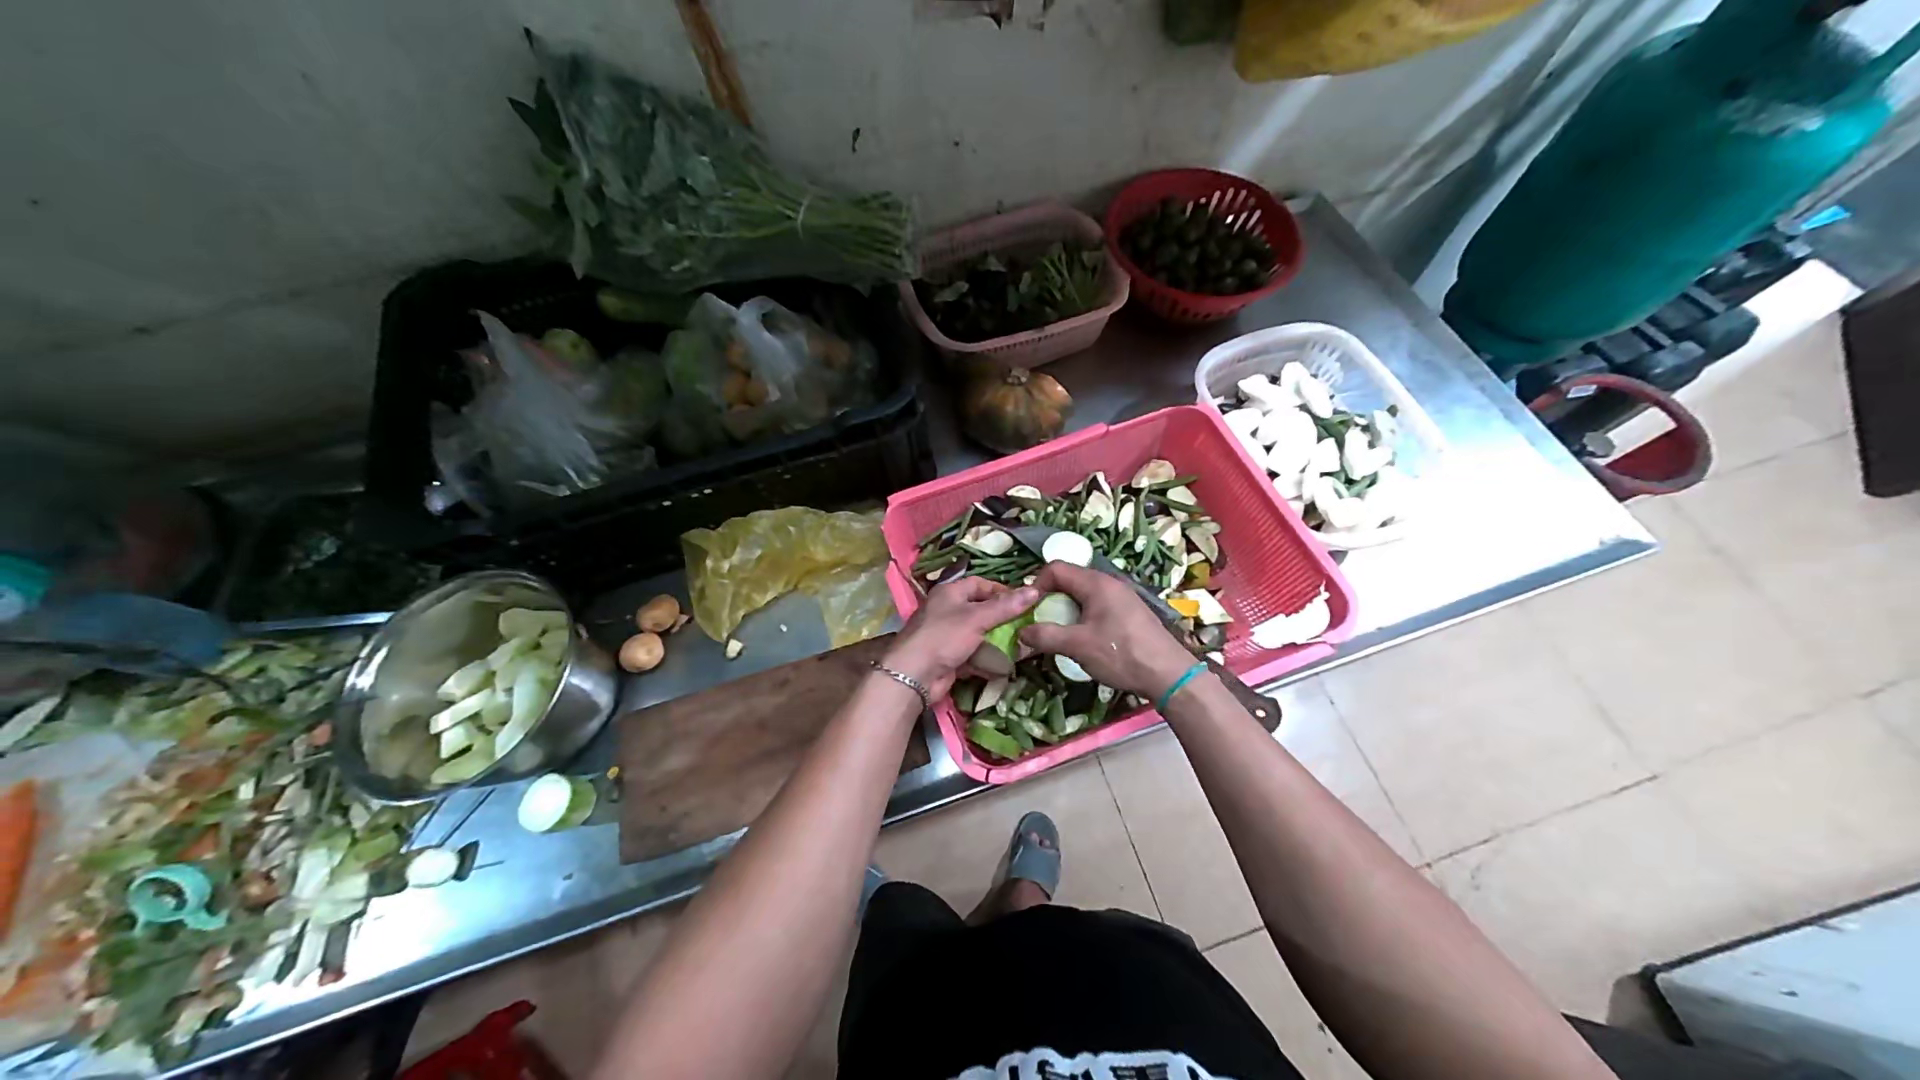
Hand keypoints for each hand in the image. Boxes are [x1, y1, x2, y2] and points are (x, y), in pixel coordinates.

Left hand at [883, 577, 1039, 700]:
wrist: (914, 675)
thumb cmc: (944, 636)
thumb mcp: (978, 618)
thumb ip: (1006, 606)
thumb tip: (1035, 590)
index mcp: (949, 592)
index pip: (979, 584)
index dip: (1001, 590)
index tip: (1023, 600)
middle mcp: (947, 610)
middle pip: (980, 610)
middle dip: (1001, 618)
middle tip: (1025, 624)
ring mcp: (947, 635)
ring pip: (978, 634)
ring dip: (996, 640)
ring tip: (1021, 645)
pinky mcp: (948, 657)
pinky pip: (972, 654)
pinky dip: (987, 658)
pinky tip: (1004, 664)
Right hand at [1017, 562, 1196, 699]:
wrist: (1169, 675)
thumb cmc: (1121, 654)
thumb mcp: (1077, 646)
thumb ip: (1045, 636)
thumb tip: (1021, 632)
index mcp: (1095, 583)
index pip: (1056, 568)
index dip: (1036, 585)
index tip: (1029, 609)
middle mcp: (1109, 582)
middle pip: (1069, 580)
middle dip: (1050, 599)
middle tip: (1041, 622)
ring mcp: (1122, 596)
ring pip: (1083, 594)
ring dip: (1066, 610)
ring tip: (1060, 634)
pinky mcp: (1130, 612)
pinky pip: (1098, 605)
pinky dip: (1083, 616)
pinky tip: (1085, 639)